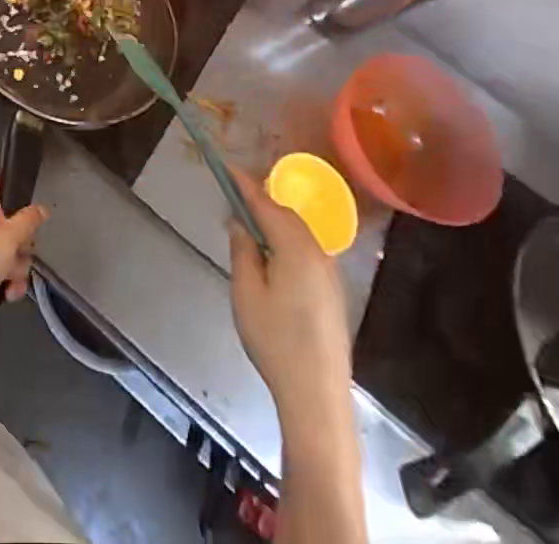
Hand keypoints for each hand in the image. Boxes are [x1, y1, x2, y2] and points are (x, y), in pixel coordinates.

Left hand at [0, 172, 48, 327]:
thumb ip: (30, 220)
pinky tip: (8, 291)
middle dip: (23, 242)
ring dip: (17, 266)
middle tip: (20, 249)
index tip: (30, 198)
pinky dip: (7, 279)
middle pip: (13, 220)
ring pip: (10, 247)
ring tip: (11, 278)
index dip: (14, 182)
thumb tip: (42, 207)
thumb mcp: (11, 236)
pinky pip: (1, 267)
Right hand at [228, 168, 351, 421]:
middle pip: (286, 216)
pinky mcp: (331, 291)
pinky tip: (270, 254)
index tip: (226, 167)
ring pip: (298, 233)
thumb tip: (239, 223)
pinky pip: (306, 250)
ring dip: (273, 221)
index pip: (266, 206)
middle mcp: (318, 255)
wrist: (316, 390)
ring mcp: (329, 274)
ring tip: (246, 223)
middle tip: (232, 195)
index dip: (245, 185)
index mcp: (295, 250)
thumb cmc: (274, 339)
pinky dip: (285, 239)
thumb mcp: (246, 292)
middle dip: (260, 202)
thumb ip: (243, 251)